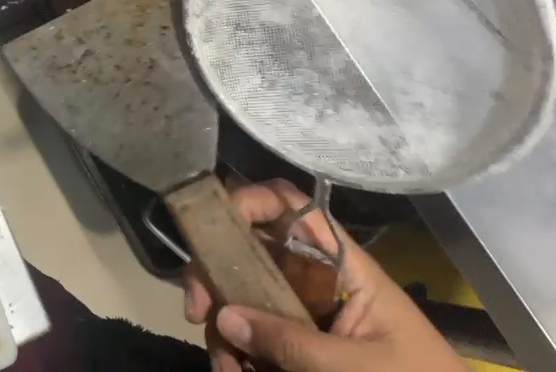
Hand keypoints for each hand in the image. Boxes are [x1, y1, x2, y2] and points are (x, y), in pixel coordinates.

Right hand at [182, 180, 463, 371]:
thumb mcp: (359, 368)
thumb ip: (292, 343)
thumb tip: (223, 315)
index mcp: (340, 265)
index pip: (289, 206)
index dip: (249, 201)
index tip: (215, 230)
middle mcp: (314, 278)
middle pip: (249, 250)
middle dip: (214, 276)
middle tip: (196, 311)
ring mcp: (303, 313)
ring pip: (242, 297)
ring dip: (222, 327)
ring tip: (224, 369)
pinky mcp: (297, 346)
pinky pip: (252, 334)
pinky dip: (235, 352)